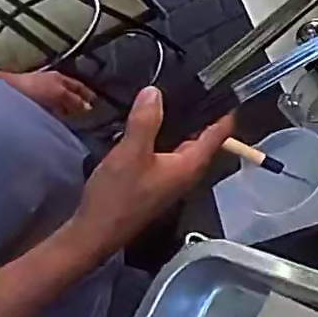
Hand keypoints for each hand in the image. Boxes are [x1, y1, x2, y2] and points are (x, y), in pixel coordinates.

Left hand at [0, 69, 95, 117]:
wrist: (2, 92)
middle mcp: (50, 82)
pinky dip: (52, 111)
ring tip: (68, 119)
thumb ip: (75, 100)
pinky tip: (52, 119)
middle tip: (84, 114)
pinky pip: (45, 106)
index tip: (96, 104)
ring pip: (56, 99)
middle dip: (76, 101)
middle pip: (68, 92)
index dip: (88, 94)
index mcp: (60, 77)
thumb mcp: (60, 94)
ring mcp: (37, 90)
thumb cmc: (34, 90)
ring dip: (63, 107)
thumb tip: (88, 107)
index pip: (79, 86)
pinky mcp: (26, 100)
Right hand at [64, 87, 233, 257]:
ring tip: (169, 94)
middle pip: (204, 134)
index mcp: (193, 163)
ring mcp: (174, 176)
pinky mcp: (158, 178)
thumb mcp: (131, 153)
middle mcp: (189, 170)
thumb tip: (155, 91)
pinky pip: (169, 149)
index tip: (223, 84)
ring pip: (184, 141)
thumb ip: (145, 121)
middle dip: (200, 110)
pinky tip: (149, 120)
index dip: (224, 108)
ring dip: (178, 121)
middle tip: (192, 81)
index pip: (221, 131)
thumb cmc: (117, 195)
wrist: (93, 234)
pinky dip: (164, 134)